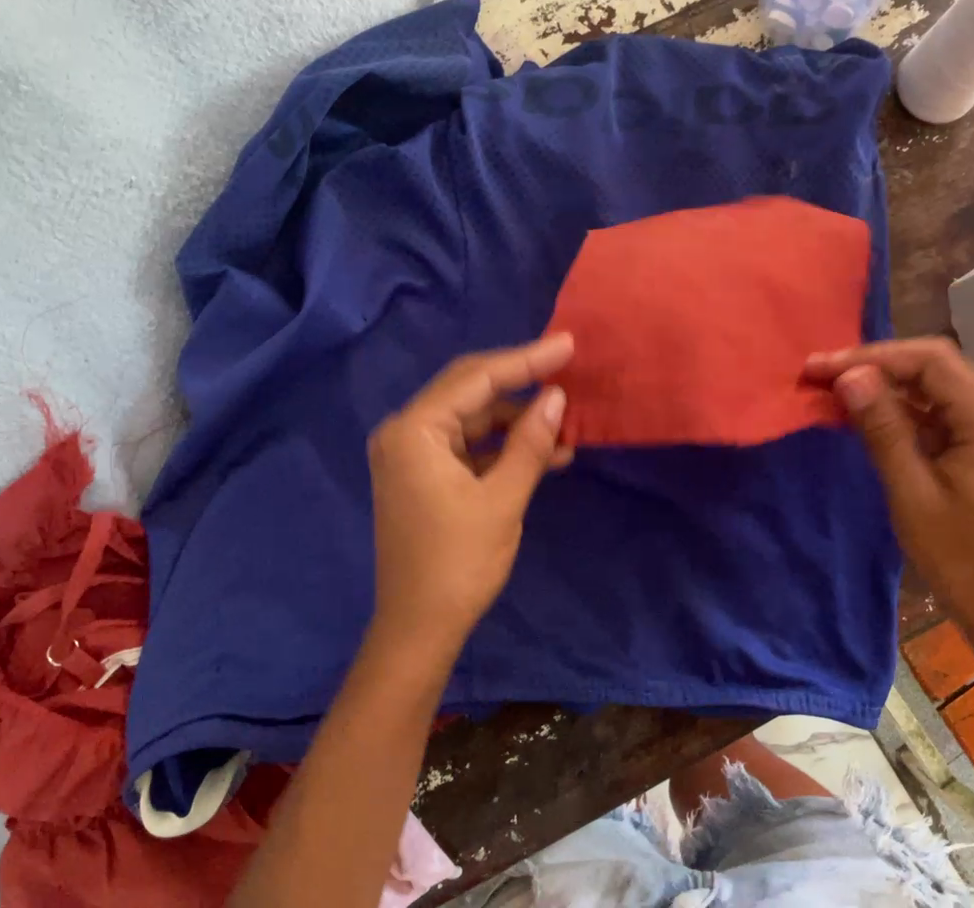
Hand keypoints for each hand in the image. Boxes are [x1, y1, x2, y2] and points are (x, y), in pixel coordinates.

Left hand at [366, 334, 574, 646]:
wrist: (419, 627)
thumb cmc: (459, 563)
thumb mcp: (502, 500)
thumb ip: (529, 443)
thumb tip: (557, 397)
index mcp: (414, 430)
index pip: (477, 379)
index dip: (526, 359)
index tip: (568, 345)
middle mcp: (404, 432)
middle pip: (470, 390)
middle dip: (521, 382)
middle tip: (569, 366)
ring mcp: (410, 455)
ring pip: (472, 420)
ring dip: (516, 421)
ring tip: (566, 426)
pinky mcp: (422, 476)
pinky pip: (467, 446)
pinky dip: (502, 448)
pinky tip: (545, 454)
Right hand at [805, 339, 973, 627]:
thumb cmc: (954, 552)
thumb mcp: (910, 491)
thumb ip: (882, 429)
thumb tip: (849, 377)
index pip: (930, 361)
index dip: (872, 357)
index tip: (822, 368)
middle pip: (929, 365)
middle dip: (870, 365)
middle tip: (816, 373)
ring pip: (926, 383)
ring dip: (877, 384)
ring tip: (826, 388)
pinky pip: (930, 407)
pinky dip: (892, 406)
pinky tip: (854, 410)